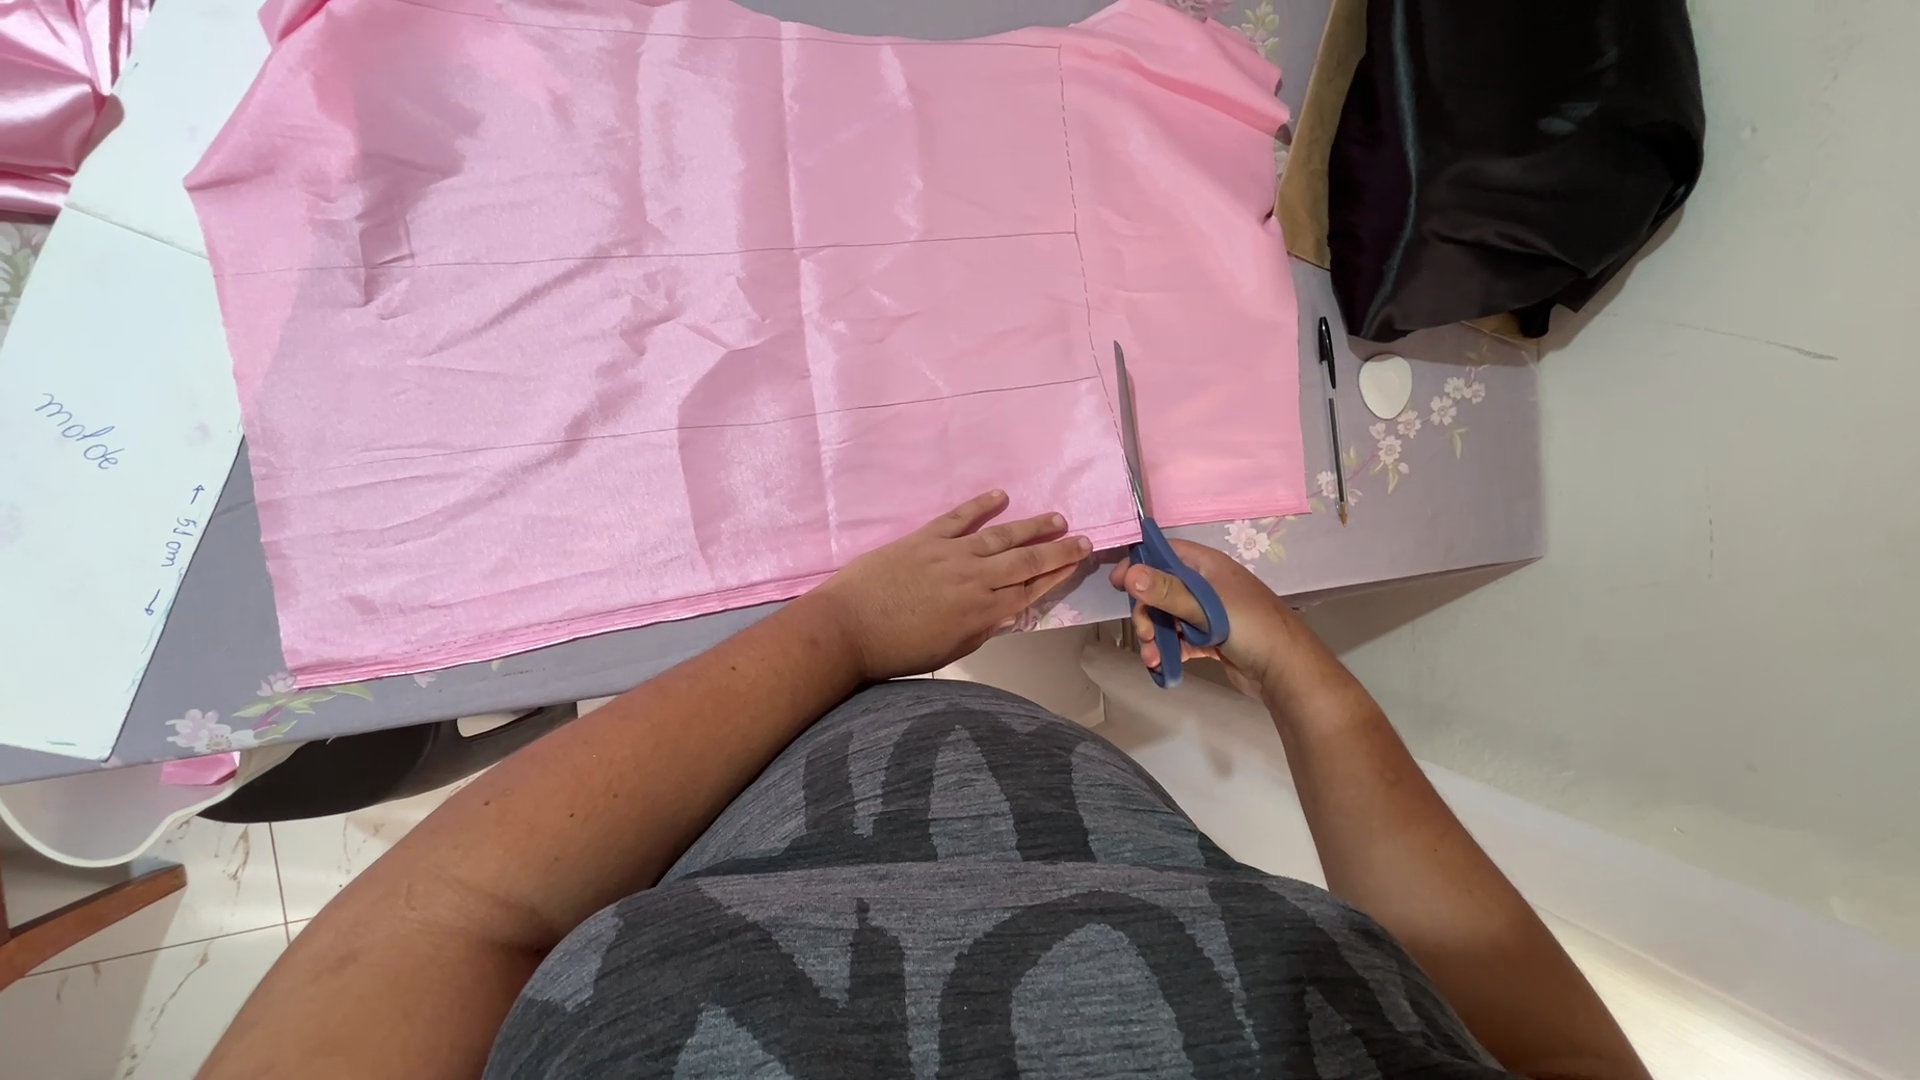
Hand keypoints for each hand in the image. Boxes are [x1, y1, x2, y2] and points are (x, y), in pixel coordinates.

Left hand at [810, 490, 1091, 680]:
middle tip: (1084, 539)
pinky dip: (981, 505)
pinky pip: (960, 517)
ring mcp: (951, 554)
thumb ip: (981, 628)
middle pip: (1026, 561)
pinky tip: (1001, 496)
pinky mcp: (926, 538)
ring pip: (1001, 536)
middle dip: (1059, 550)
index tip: (1080, 563)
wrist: (847, 629)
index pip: (1031, 590)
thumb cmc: (896, 651)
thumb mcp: (950, 650)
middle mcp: (975, 579)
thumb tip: (1005, 611)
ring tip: (1056, 518)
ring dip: (1032, 526)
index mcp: (982, 613)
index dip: (1059, 575)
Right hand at [1108, 539, 1295, 695]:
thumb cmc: (1251, 628)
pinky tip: (1162, 665)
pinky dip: (1168, 650)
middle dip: (1146, 612)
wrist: (1287, 672)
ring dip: (1154, 636)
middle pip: (1159, 590)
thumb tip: (1129, 573)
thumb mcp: (1206, 607)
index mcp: (1207, 567)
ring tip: (1152, 656)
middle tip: (1145, 632)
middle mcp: (1206, 586)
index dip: (1139, 565)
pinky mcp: (1210, 638)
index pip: (1165, 554)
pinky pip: (1179, 639)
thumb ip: (1166, 591)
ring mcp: (1208, 614)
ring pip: (1167, 618)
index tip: (1118, 583)